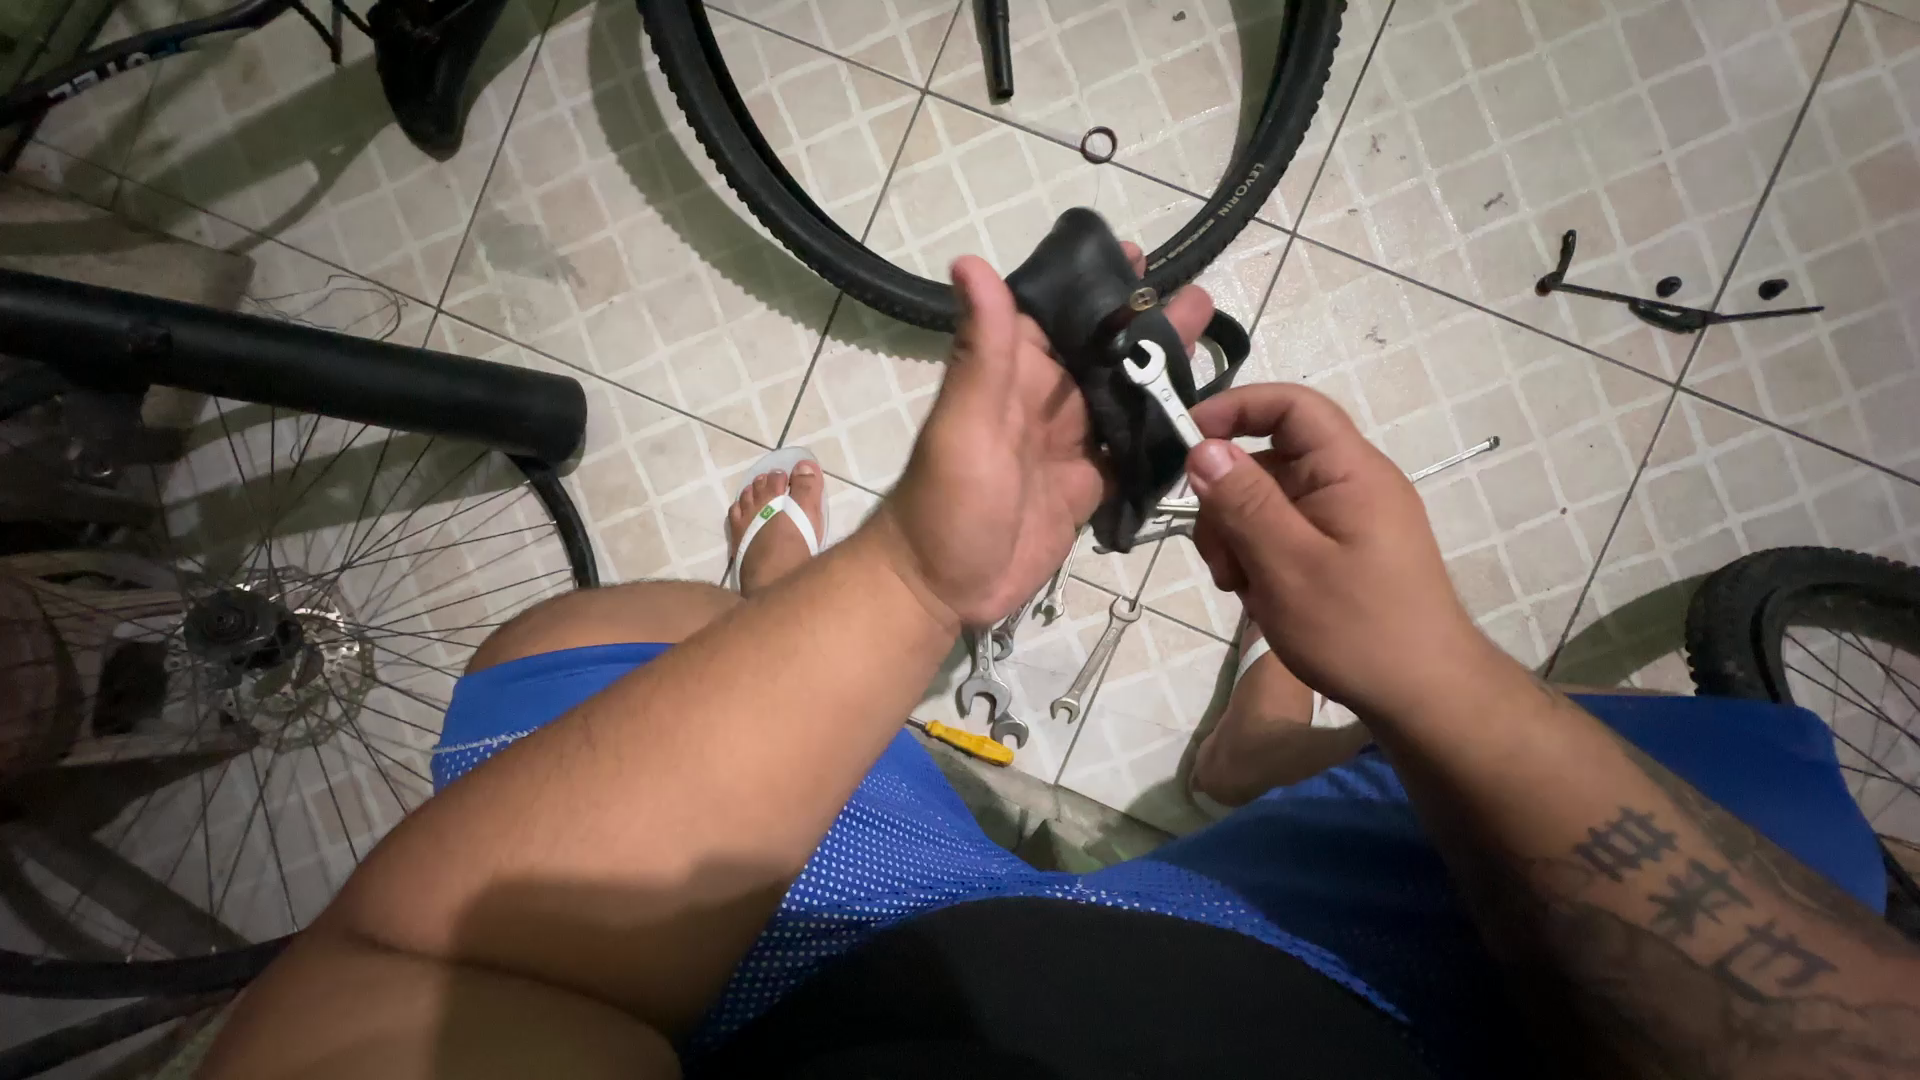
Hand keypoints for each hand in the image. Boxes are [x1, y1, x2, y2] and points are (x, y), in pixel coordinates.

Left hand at [875, 248, 1213, 628]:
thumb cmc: (947, 504)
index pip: (1056, 317)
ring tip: (1209, 343)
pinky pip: (1129, 453)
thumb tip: (969, 261)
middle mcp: (1044, 404)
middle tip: (1199, 299)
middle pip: (1101, 357)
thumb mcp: (965, 423)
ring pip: (1122, 400)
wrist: (942, 587)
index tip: (1137, 256)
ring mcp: (1067, 446)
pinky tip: (1199, 419)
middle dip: (1146, 328)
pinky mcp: (1085, 487)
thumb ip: (983, 352)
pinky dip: (1159, 437)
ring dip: (1160, 375)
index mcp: (1013, 377)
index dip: (1093, 287)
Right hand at [1184, 384, 1501, 717]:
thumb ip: (1242, 502)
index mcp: (1349, 471)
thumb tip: (1201, 448)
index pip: (1290, 406)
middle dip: (1226, 500)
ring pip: (1262, 500)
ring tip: (1240, 586)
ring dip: (1235, 536)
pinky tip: (1255, 593)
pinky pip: (1277, 532)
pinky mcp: (1333, 548)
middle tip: (1218, 558)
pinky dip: (1254, 556)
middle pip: (1265, 460)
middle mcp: (1347, 484)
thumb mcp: (1287, 564)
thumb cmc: (1356, 629)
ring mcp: (1340, 519)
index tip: (1184, 440)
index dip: (1234, 408)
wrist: (1421, 697)